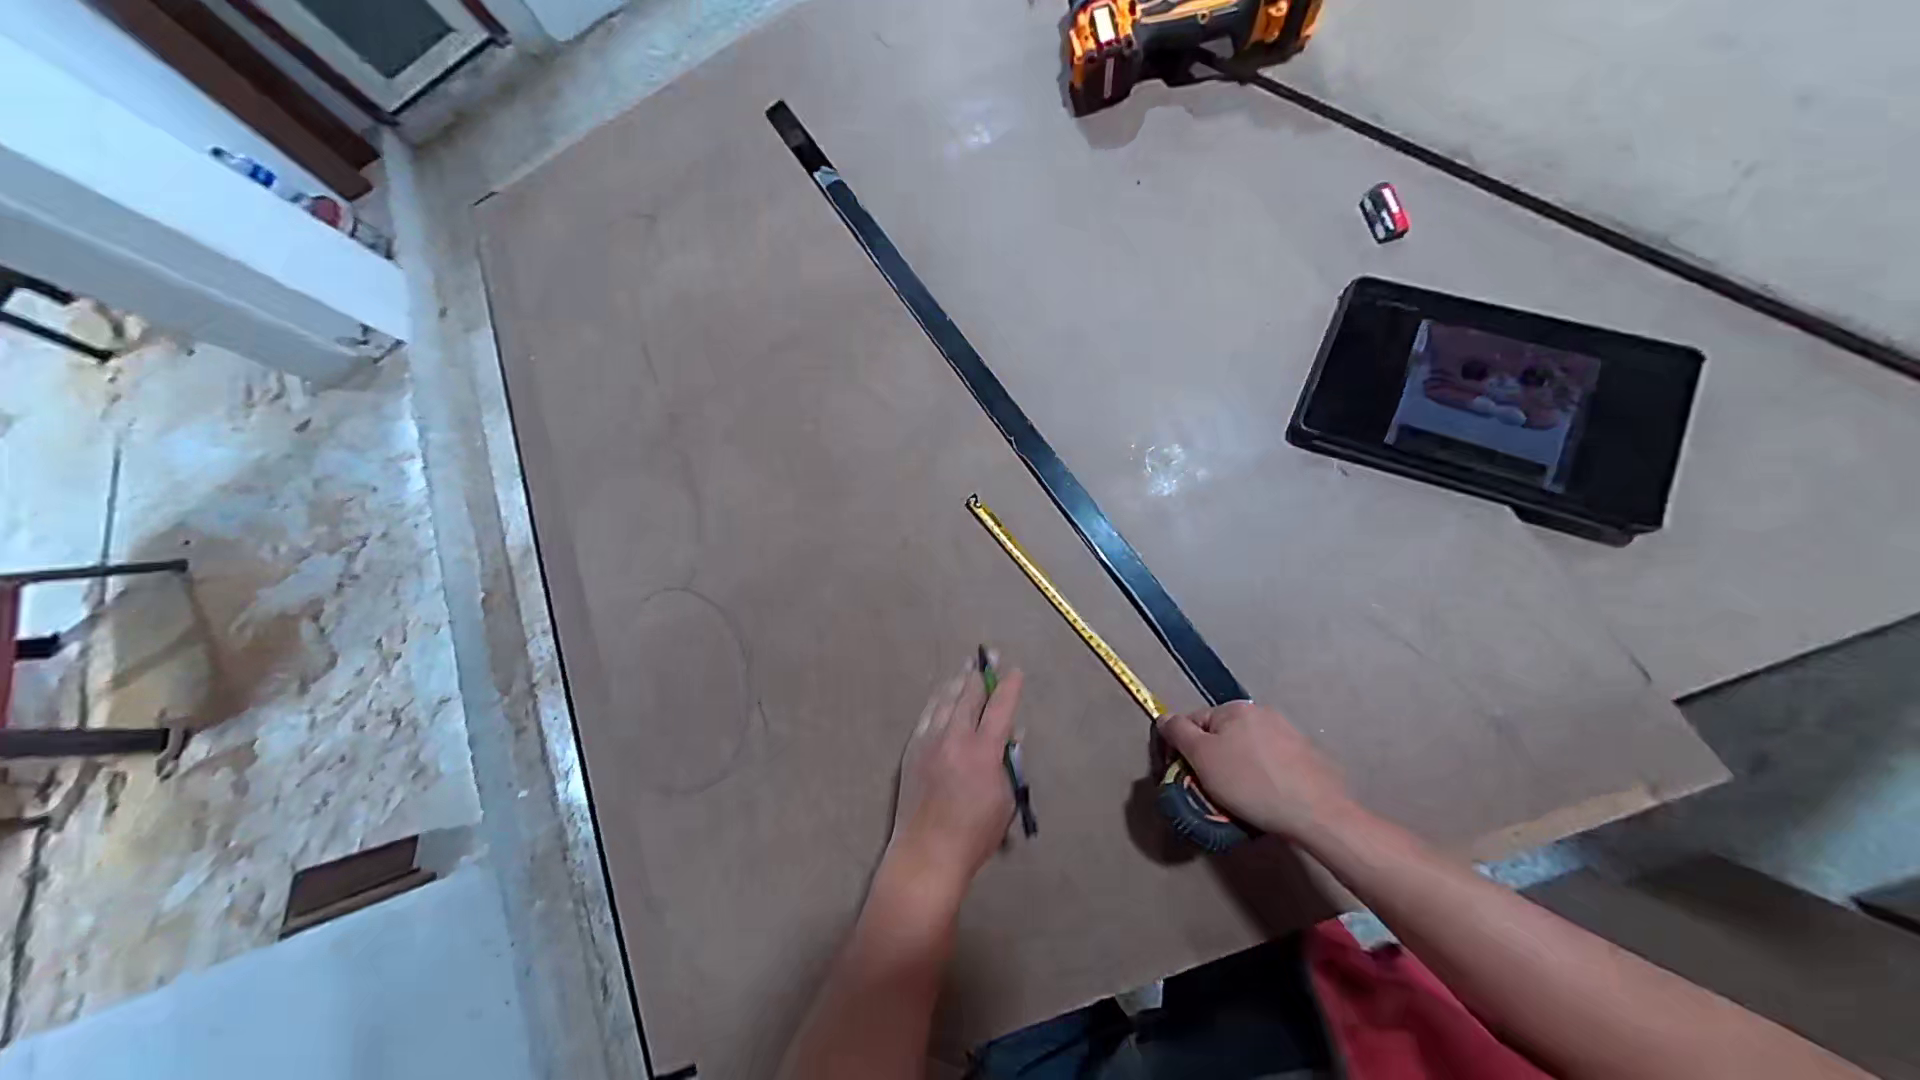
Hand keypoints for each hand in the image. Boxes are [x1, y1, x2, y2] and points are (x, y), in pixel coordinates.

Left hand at [885, 652, 1024, 898]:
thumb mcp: (1006, 800)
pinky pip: (928, 715)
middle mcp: (955, 738)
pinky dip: (938, 701)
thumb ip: (1008, 764)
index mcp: (983, 751)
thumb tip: (1011, 736)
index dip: (1010, 687)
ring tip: (965, 671)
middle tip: (987, 657)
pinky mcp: (913, 750)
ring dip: (958, 683)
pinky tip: (942, 697)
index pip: (1000, 708)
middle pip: (969, 696)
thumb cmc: (975, 834)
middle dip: (981, 675)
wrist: (927, 852)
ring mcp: (930, 741)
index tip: (1015, 672)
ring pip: (945, 701)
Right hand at [1155, 702, 1357, 841]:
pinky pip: (1268, 763)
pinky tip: (1263, 797)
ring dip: (1234, 768)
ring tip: (1237, 798)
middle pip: (1218, 735)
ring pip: (1244, 750)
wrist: (1318, 813)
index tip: (1181, 776)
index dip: (1179, 749)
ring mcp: (1287, 733)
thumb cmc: (1251, 784)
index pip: (1190, 722)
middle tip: (1209, 789)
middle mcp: (1261, 713)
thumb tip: (1164, 718)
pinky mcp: (1306, 756)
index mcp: (1233, 708)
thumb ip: (1177, 731)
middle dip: (1209, 760)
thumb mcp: (1201, 756)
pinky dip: (1259, 777)